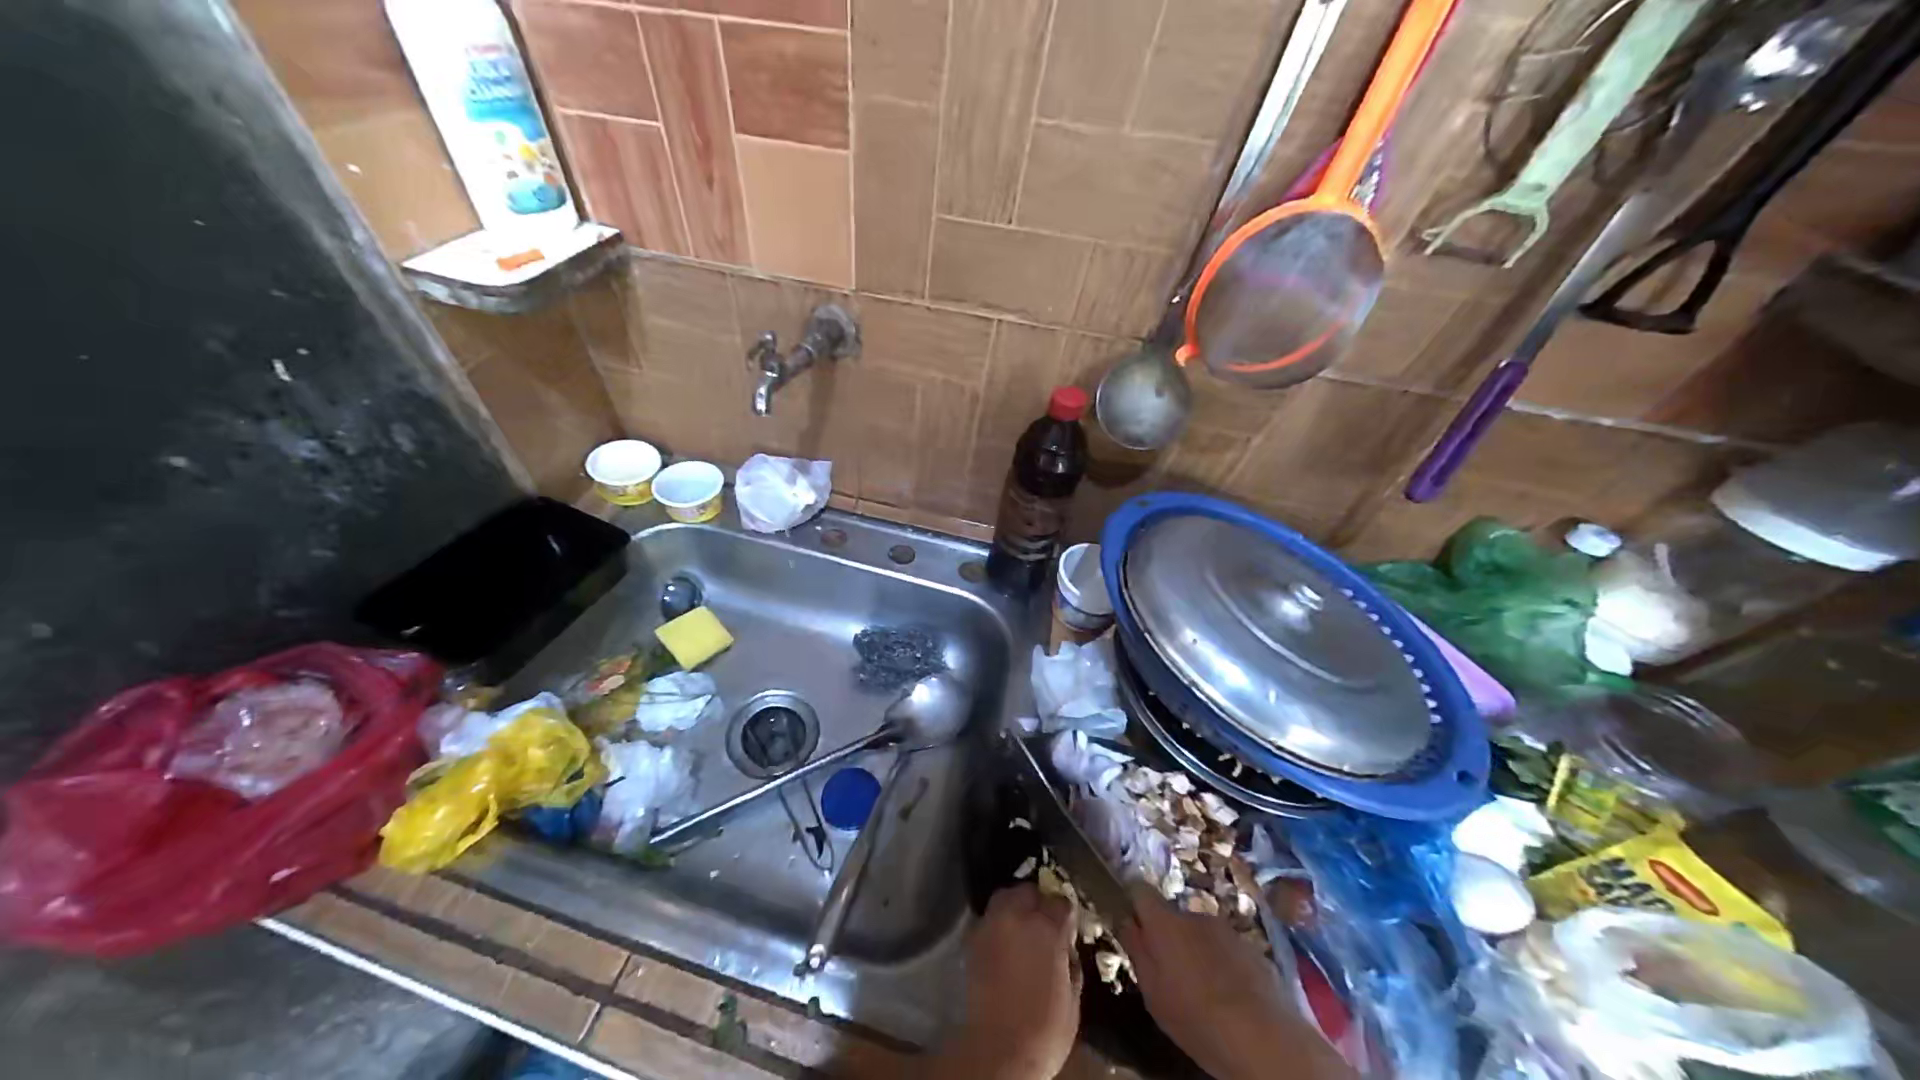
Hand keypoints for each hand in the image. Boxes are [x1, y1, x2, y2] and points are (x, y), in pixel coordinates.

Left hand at [927, 884, 1079, 1079]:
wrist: (998, 1050)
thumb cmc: (1045, 1028)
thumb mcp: (1073, 996)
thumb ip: (1070, 960)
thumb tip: (1066, 947)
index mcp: (1048, 929)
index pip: (1062, 902)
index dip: (1066, 914)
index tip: (1068, 928)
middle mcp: (1017, 917)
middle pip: (1029, 891)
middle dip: (1038, 902)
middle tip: (1043, 923)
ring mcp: (991, 925)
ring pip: (1004, 897)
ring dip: (1015, 906)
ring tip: (1021, 927)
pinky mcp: (972, 939)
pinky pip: (989, 918)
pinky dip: (998, 923)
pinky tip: (1004, 942)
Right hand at [1116, 885, 1352, 1079]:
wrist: (1266, 1040)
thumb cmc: (1196, 1018)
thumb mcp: (1152, 992)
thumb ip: (1136, 949)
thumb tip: (1124, 919)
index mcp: (1164, 922)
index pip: (1139, 889)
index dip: (1132, 902)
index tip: (1129, 923)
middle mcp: (1195, 915)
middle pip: (1171, 914)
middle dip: (1166, 935)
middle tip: (1165, 970)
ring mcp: (1227, 930)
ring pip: (1199, 932)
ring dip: (1194, 950)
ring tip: (1198, 987)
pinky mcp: (1252, 948)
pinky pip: (1224, 948)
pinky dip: (1220, 963)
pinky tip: (1225, 995)